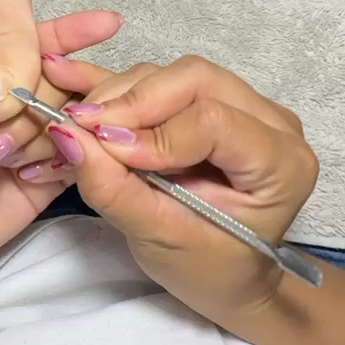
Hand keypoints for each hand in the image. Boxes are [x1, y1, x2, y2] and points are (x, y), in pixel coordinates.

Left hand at [0, 11, 120, 284]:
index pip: (29, 48)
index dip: (68, 35)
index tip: (106, 23)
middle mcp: (13, 106)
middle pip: (59, 84)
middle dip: (36, 103)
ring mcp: (34, 142)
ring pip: (73, 122)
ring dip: (40, 138)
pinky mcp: (49, 180)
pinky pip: (77, 162)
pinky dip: (63, 165)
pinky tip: (27, 177)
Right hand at [39, 55, 319, 320]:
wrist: (228, 272)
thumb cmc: (210, 268)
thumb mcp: (161, 239)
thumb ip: (114, 189)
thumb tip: (66, 136)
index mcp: (280, 162)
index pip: (211, 120)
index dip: (152, 134)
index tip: (105, 152)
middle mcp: (269, 120)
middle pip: (192, 78)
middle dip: (130, 101)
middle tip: (84, 127)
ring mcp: (238, 102)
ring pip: (168, 72)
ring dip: (117, 94)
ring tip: (80, 124)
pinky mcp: (203, 97)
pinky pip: (155, 77)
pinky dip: (110, 80)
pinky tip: (64, 72)